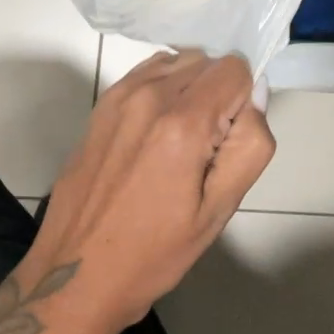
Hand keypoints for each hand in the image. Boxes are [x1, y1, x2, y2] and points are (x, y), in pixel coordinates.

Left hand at [0, 51, 274, 333]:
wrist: (76, 274)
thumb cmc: (154, 252)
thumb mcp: (219, 211)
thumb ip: (250, 145)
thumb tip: (256, 94)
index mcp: (182, 124)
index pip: (235, 69)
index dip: (243, 102)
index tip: (227, 141)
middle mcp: (150, 96)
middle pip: (207, 60)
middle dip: (218, 93)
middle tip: (205, 147)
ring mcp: (121, 95)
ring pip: (178, 61)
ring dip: (190, 87)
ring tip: (179, 140)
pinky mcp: (103, 102)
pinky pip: (149, 71)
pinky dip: (164, 88)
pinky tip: (156, 131)